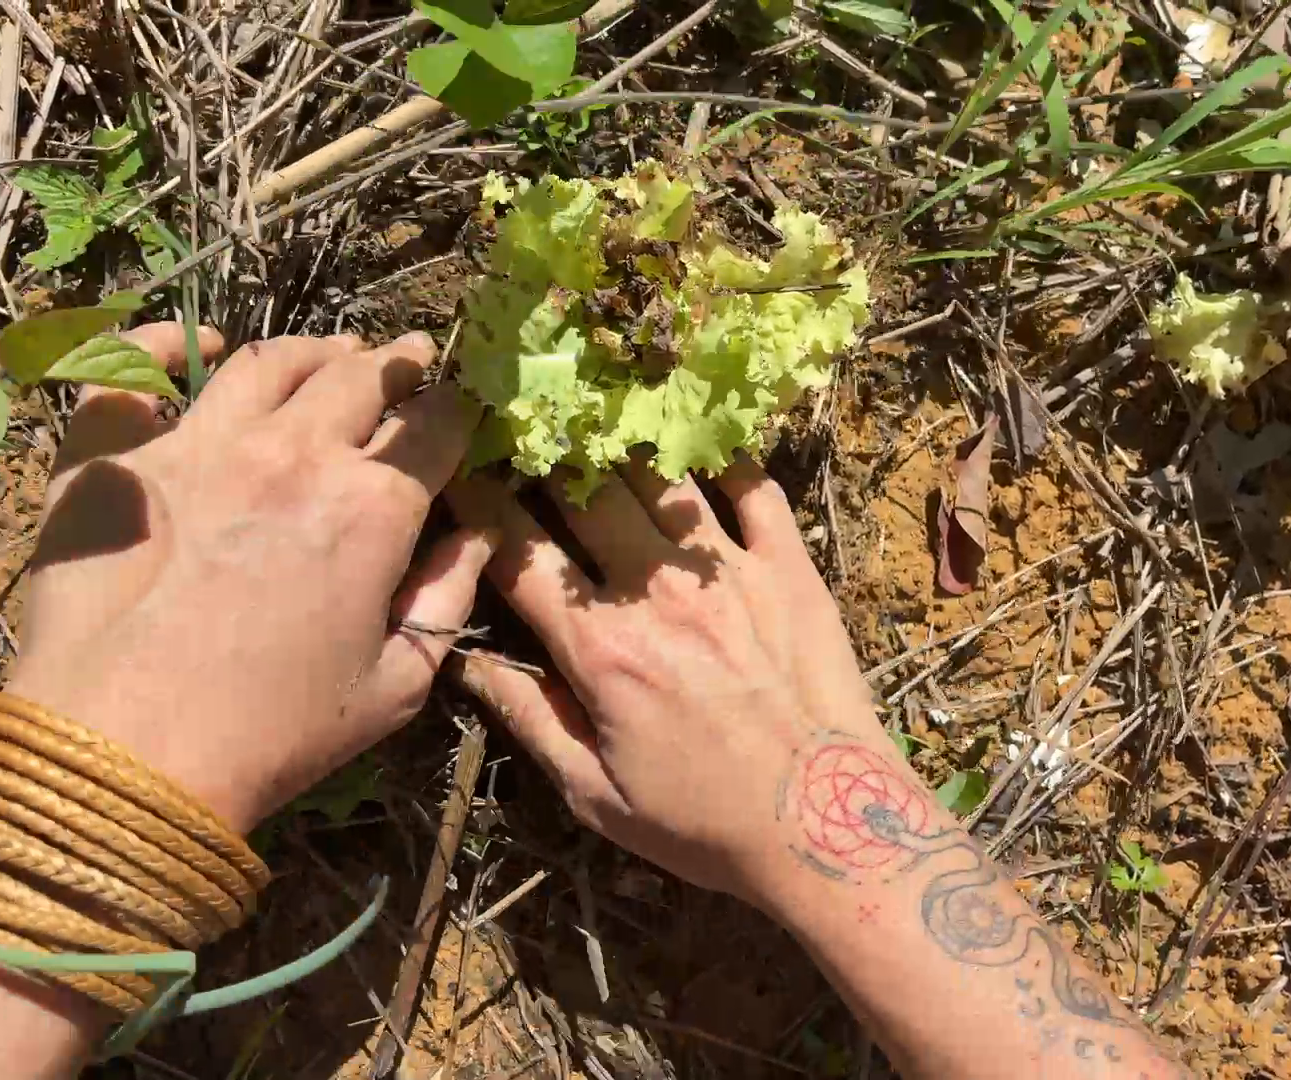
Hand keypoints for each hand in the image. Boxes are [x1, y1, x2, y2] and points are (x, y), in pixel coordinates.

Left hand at [6, 326, 490, 831]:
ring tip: (335, 350)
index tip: (466, 405)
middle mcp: (295, 457)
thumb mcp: (403, 677)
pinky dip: (162, 346)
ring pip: (269, 362)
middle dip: (400, 361)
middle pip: (363, 377)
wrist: (126, 762)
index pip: (435, 427)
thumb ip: (450, 595)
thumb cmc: (283, 729)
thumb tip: (479, 535)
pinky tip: (195, 344)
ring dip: (316, 348)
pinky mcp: (112, 463)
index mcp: (375, 508)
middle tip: (412, 356)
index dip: (460, 408)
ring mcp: (198, 449)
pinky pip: (129, 374)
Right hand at [445, 453, 884, 900]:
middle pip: (584, 493)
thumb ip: (529, 718)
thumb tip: (466, 662)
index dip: (480, 505)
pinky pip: (755, 487)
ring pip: (661, 477)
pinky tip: (705, 444)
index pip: (519, 554)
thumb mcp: (595, 794)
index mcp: (599, 647)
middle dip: (548, 458)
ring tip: (607, 423)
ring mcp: (729, 569)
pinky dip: (727, 459)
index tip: (464, 473)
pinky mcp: (789, 565)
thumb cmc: (705, 820)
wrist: (826, 820)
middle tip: (536, 437)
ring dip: (626, 445)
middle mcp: (656, 589)